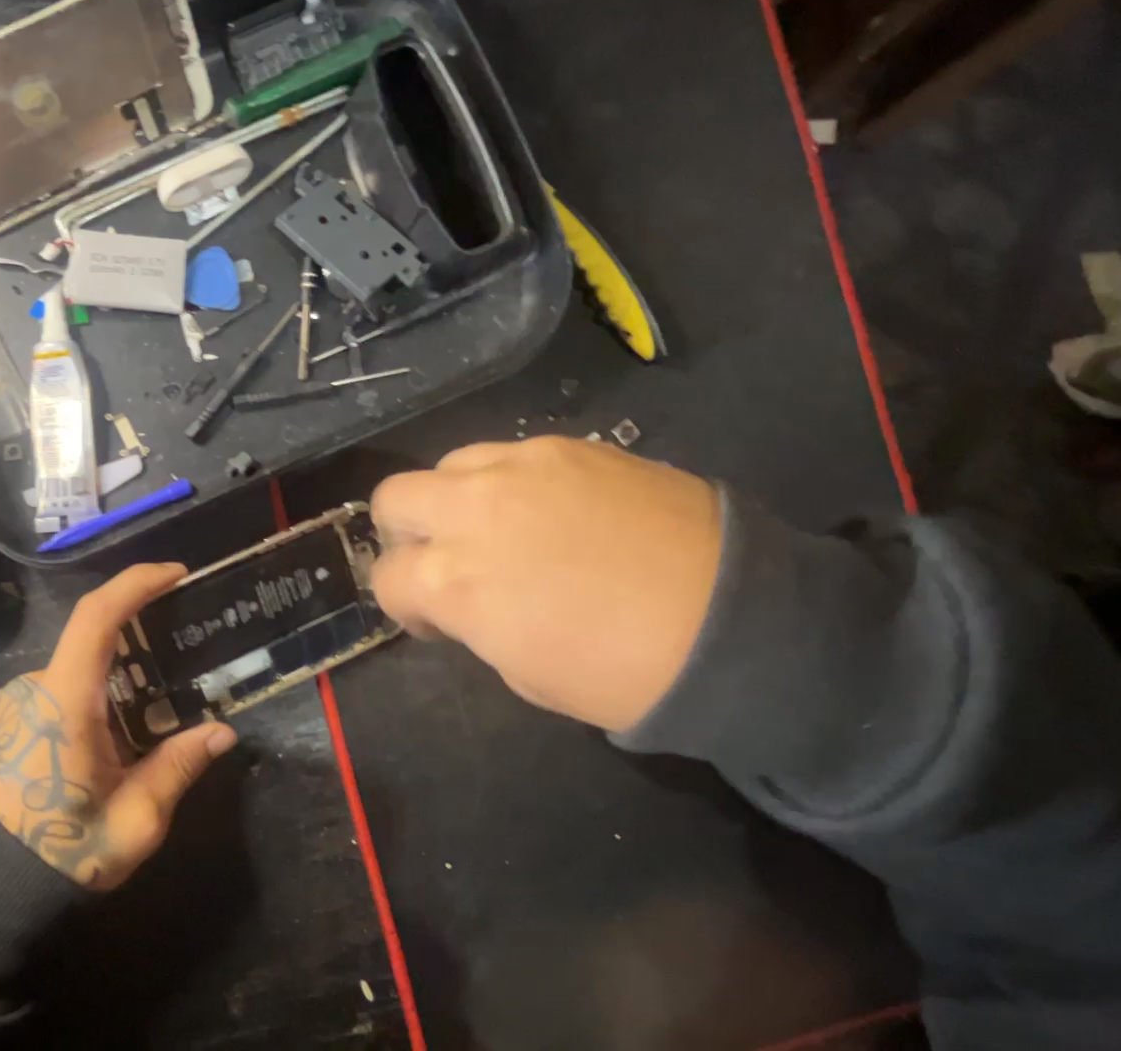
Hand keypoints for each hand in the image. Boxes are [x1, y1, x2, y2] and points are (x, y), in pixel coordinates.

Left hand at [0, 564, 238, 889]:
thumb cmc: (62, 854)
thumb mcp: (135, 820)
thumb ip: (178, 767)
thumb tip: (222, 731)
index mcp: (64, 703)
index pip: (96, 617)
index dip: (136, 584)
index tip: (175, 574)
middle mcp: (32, 690)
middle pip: (93, 648)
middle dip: (138, 655)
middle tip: (179, 682)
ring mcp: (10, 705)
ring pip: (75, 676)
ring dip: (112, 691)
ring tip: (141, 736)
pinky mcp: (1, 723)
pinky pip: (53, 696)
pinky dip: (86, 706)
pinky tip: (102, 751)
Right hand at [370, 438, 723, 731]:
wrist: (734, 623)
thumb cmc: (621, 673)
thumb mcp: (521, 671)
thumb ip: (472, 621)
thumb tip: (465, 599)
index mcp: (453, 580)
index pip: (386, 576)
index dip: (406, 604)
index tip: (439, 621)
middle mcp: (471, 511)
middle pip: (394, 498)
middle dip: (406, 534)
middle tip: (448, 561)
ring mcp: (520, 468)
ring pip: (448, 465)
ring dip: (455, 500)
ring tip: (500, 529)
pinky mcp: (570, 446)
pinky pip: (509, 454)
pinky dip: (508, 483)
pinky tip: (551, 512)